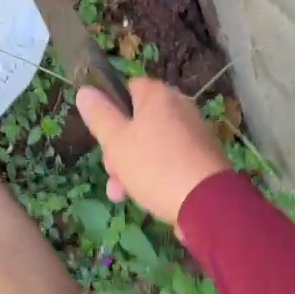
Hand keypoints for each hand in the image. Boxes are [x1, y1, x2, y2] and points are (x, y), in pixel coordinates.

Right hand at [76, 77, 231, 226]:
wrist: (209, 204)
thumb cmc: (155, 166)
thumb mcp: (116, 141)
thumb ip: (98, 114)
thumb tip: (85, 90)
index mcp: (157, 94)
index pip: (126, 89)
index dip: (110, 112)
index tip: (103, 138)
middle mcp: (178, 106)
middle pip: (137, 120)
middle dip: (118, 148)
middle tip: (112, 172)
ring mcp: (193, 132)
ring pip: (151, 144)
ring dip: (132, 166)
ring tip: (122, 195)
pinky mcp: (203, 157)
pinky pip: (170, 159)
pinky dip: (156, 174)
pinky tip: (146, 198)